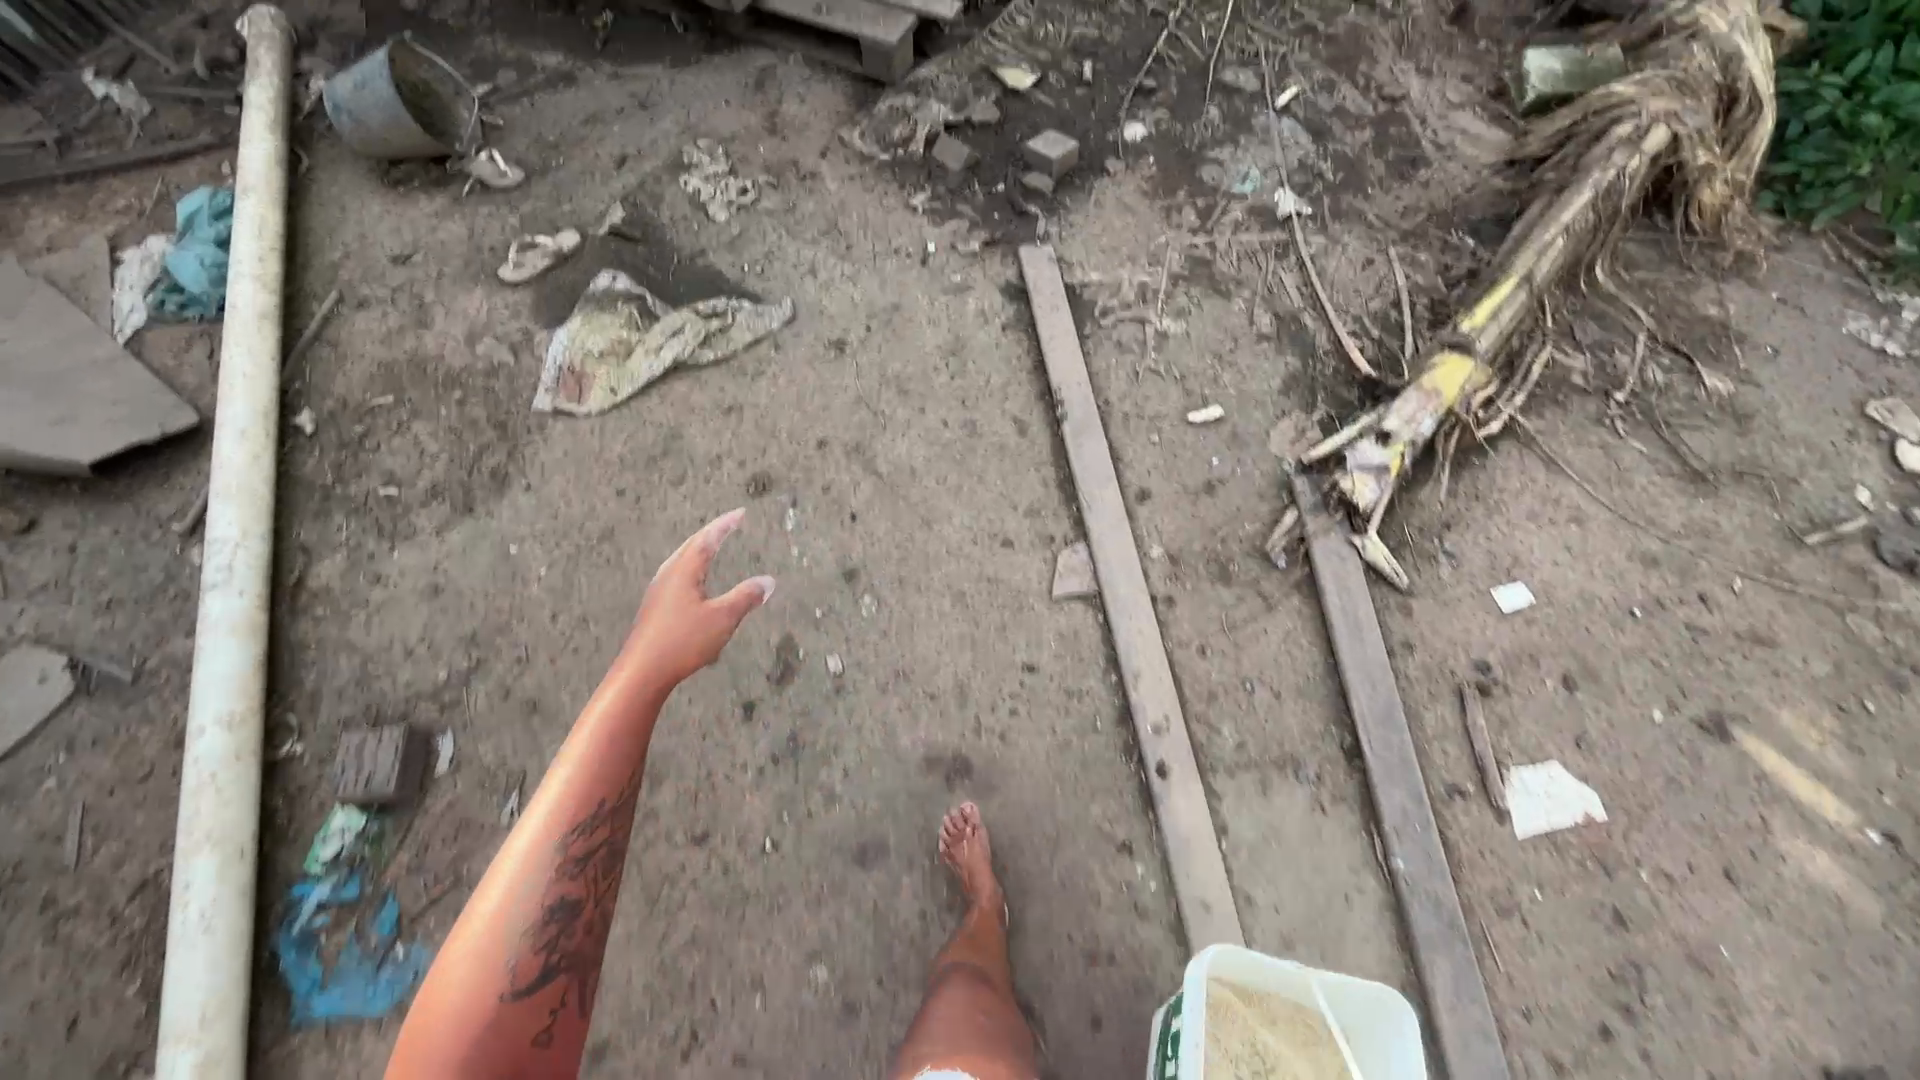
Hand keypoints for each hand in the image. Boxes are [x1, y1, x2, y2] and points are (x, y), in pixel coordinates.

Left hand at [618, 508, 774, 688]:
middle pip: (690, 546)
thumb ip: (746, 597)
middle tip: (727, 525)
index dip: (725, 525)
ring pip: (680, 560)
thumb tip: (768, 581)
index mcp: (684, 571)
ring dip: (697, 550)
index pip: (707, 540)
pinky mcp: (654, 608)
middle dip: (710, 534)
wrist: (642, 671)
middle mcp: (668, 575)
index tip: (740, 513)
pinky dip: (691, 568)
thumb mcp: (723, 618)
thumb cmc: (683, 641)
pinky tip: (692, 582)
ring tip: (710, 547)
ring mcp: (658, 592)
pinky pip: (676, 576)